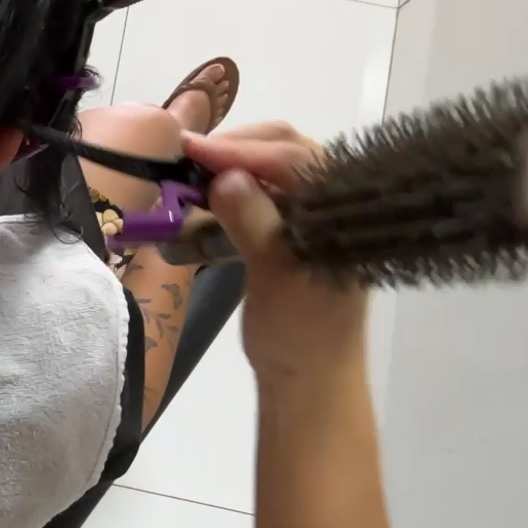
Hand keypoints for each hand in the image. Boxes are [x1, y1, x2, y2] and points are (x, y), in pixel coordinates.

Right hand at [184, 123, 368, 382]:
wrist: (308, 377)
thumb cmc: (299, 330)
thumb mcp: (276, 273)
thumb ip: (253, 220)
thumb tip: (224, 176)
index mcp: (341, 205)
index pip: (291, 157)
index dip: (239, 149)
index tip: (189, 149)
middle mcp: (332, 202)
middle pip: (285, 152)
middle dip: (235, 150)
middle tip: (186, 158)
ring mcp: (311, 220)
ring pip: (271, 175)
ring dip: (230, 170)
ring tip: (191, 175)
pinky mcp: (290, 239)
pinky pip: (261, 202)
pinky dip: (231, 197)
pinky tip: (206, 202)